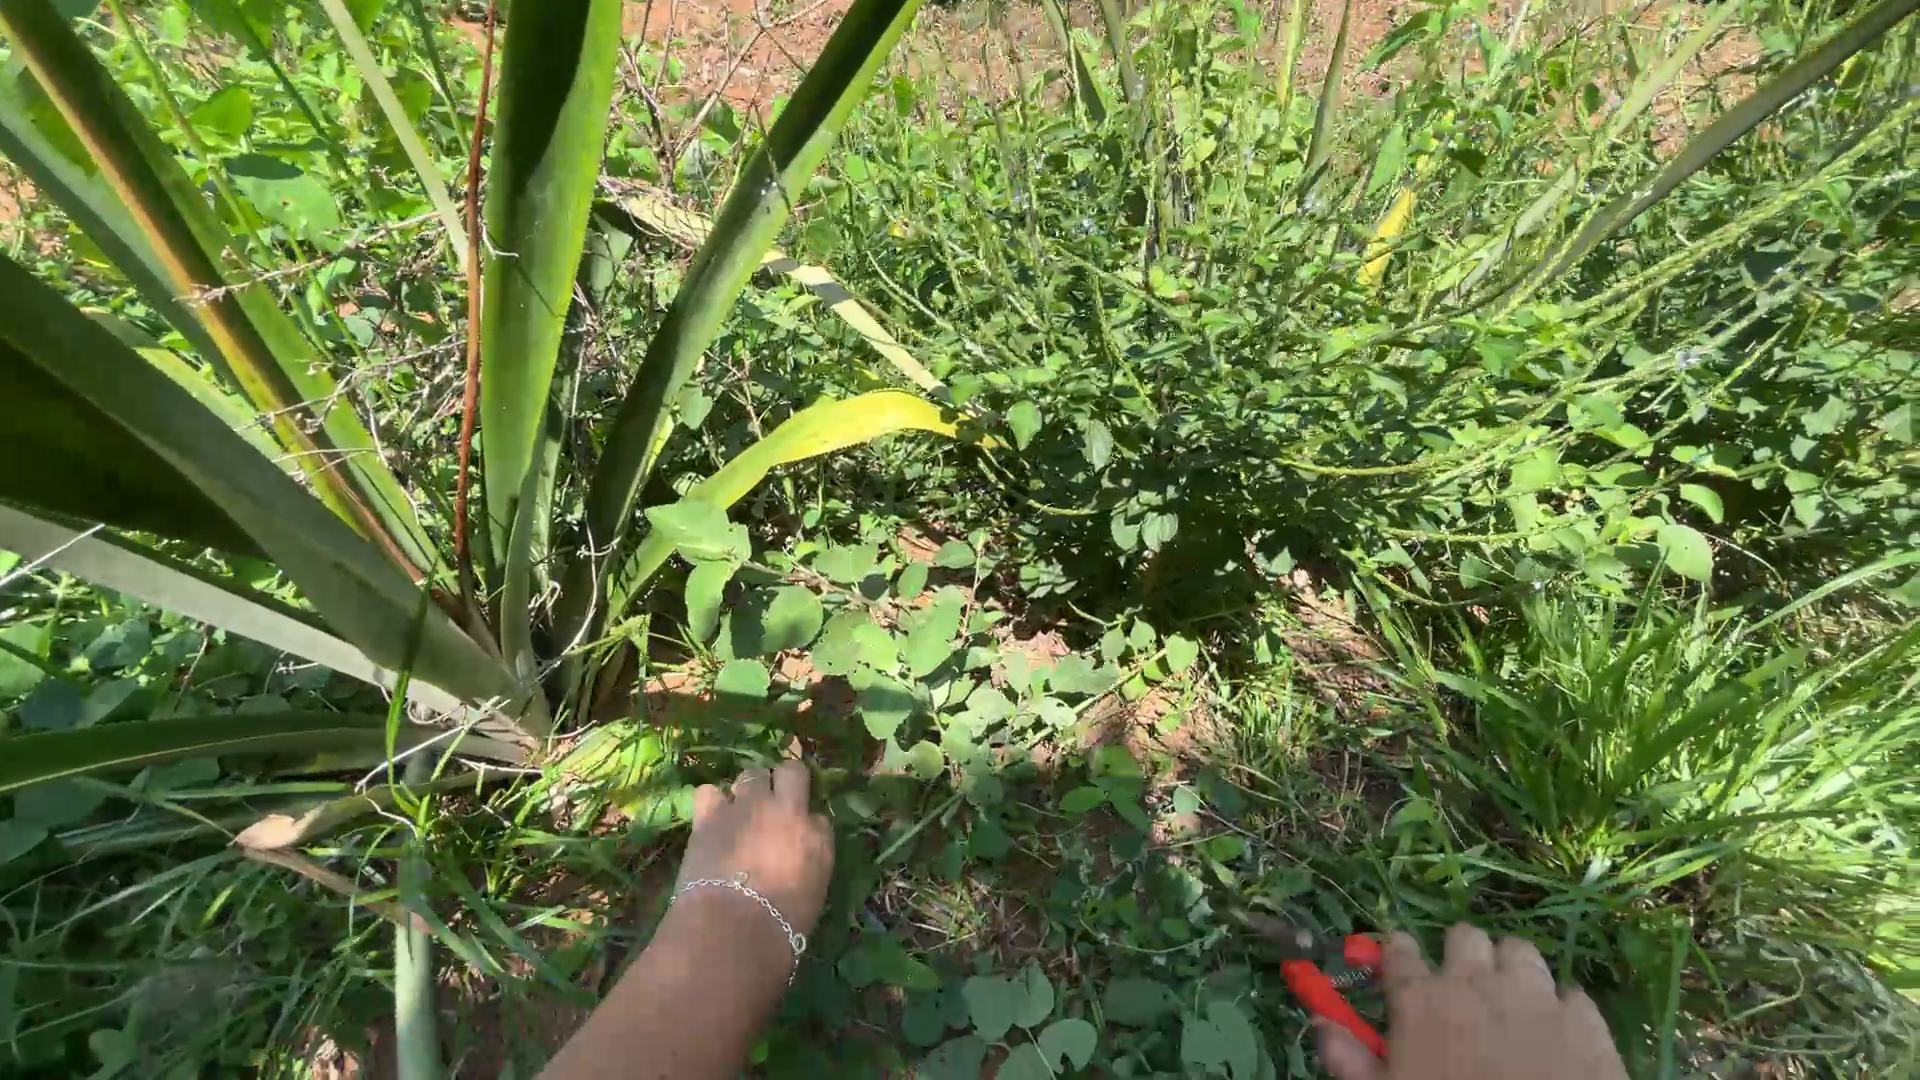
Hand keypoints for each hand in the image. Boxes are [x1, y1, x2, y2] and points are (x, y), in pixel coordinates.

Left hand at [676, 760, 833, 940]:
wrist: (731, 932)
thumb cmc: (779, 930)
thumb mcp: (812, 895)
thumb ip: (809, 862)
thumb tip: (798, 850)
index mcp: (818, 836)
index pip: (818, 813)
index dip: (806, 820)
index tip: (797, 834)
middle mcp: (787, 810)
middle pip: (791, 769)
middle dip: (783, 780)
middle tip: (773, 803)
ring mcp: (748, 807)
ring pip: (751, 773)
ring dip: (748, 788)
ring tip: (740, 810)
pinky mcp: (711, 815)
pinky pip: (710, 791)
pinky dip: (711, 802)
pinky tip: (711, 819)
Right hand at [1318, 923, 1627, 1079]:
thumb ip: (1348, 1058)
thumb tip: (1319, 1022)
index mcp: (1422, 998)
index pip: (1399, 948)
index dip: (1398, 955)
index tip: (1401, 971)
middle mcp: (1475, 982)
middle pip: (1464, 935)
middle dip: (1461, 955)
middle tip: (1463, 988)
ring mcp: (1535, 999)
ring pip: (1519, 950)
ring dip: (1512, 970)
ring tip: (1512, 1001)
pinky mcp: (1588, 1025)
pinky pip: (1574, 995)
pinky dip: (1564, 1008)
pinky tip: (1560, 1034)